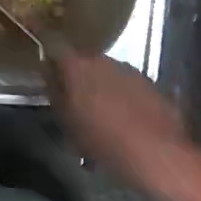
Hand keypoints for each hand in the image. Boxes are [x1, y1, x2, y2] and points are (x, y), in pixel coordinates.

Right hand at [47, 48, 200, 197]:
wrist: (156, 153)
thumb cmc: (102, 140)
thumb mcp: (67, 122)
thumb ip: (55, 92)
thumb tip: (48, 74)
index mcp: (78, 66)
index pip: (56, 46)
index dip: (49, 52)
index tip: (44, 61)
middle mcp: (105, 59)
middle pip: (84, 60)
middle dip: (77, 75)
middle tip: (73, 98)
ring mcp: (131, 70)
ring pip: (108, 72)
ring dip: (101, 86)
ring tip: (100, 113)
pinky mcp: (151, 84)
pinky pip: (128, 84)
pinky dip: (122, 96)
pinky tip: (124, 119)